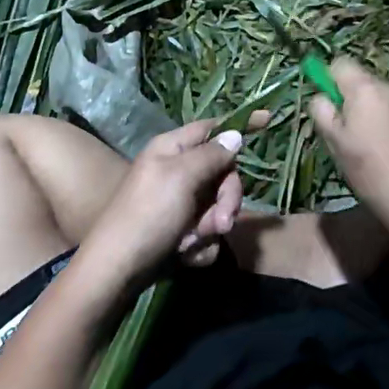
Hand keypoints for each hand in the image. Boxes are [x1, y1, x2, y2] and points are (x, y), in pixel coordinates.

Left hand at [71, 120, 243, 290]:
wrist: (119, 269)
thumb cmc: (148, 214)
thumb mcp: (180, 177)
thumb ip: (210, 155)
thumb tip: (235, 134)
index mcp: (173, 149)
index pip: (213, 128)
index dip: (239, 126)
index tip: (268, 118)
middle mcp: (177, 171)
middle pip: (223, 173)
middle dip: (226, 200)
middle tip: (220, 223)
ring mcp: (179, 202)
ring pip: (218, 206)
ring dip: (211, 226)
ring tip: (192, 241)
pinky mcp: (180, 229)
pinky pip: (207, 231)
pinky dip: (200, 244)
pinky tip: (184, 253)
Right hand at [309, 57, 388, 231]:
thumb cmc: (374, 173)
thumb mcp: (336, 145)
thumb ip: (323, 114)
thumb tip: (322, 98)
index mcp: (365, 90)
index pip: (340, 64)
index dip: (329, 80)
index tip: (329, 107)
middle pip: (365, 84)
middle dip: (354, 102)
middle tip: (350, 137)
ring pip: (386, 101)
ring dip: (377, 115)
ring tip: (377, 151)